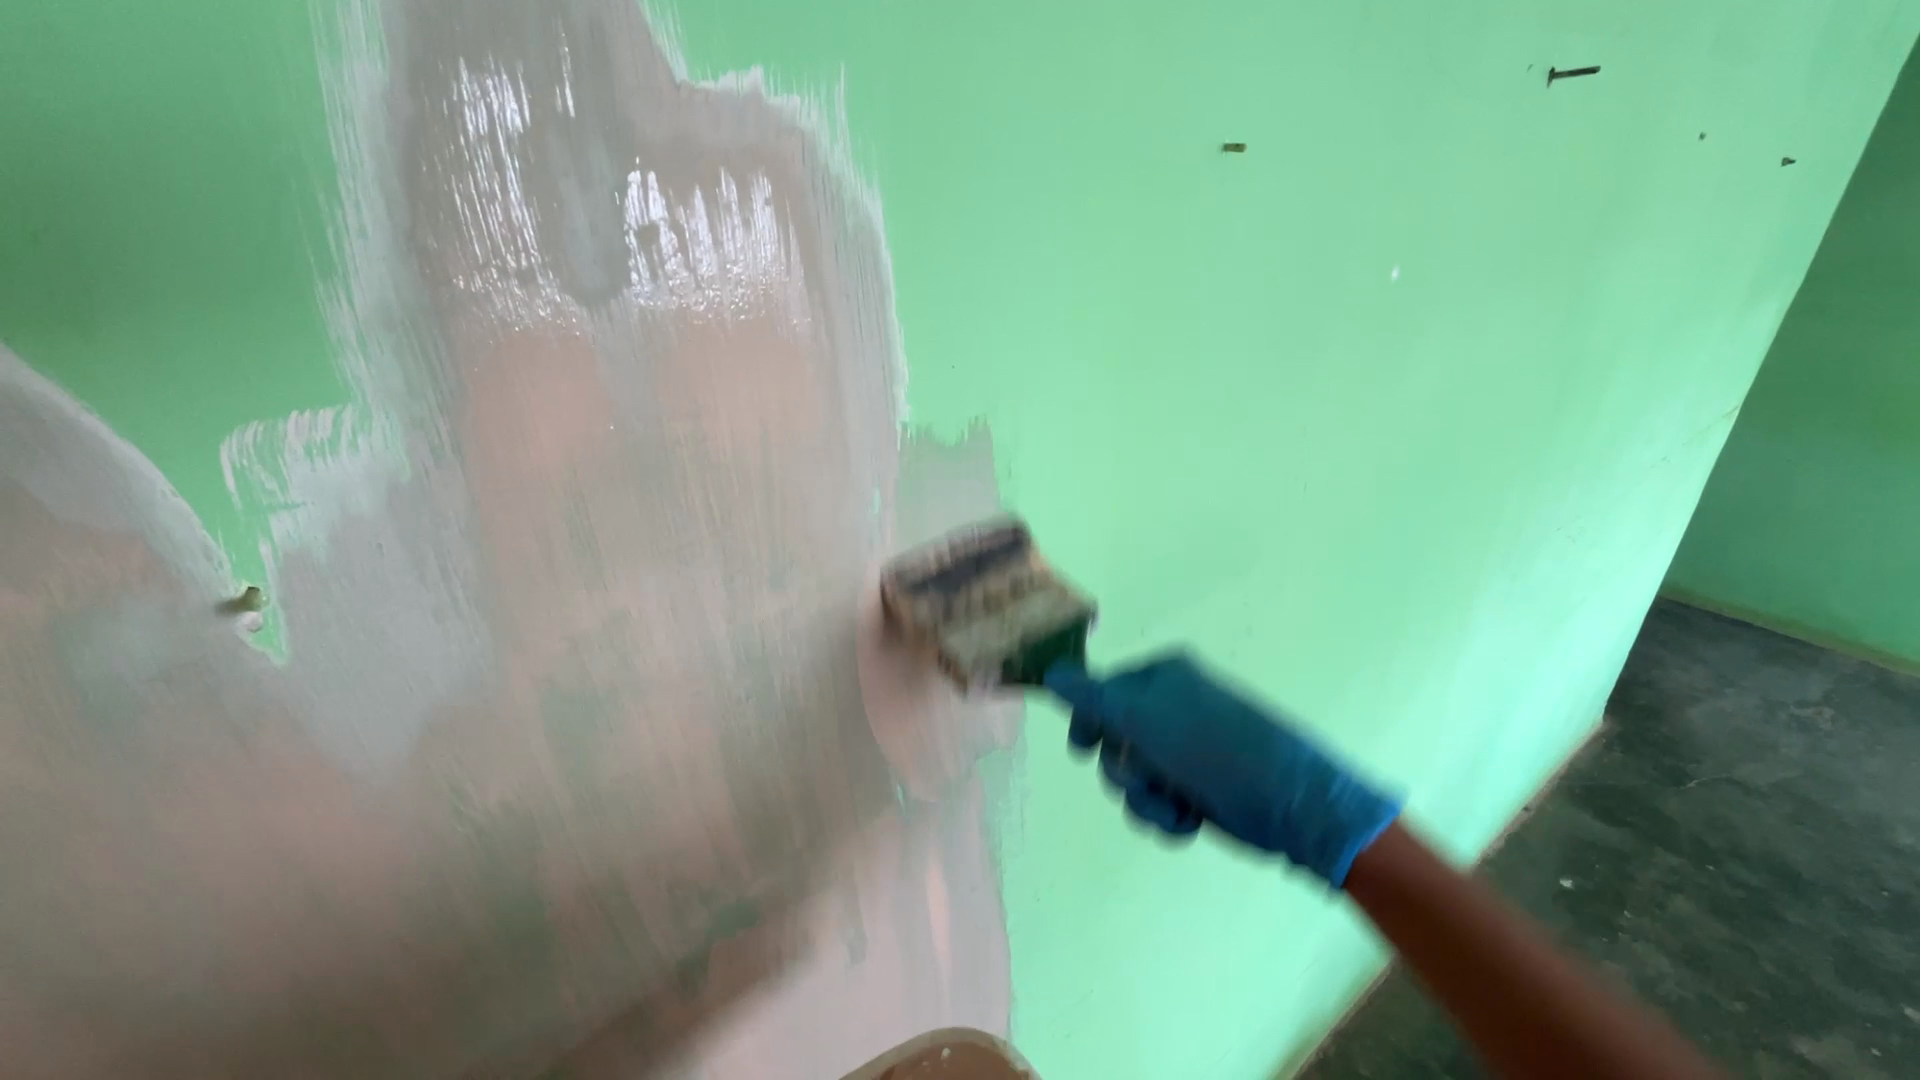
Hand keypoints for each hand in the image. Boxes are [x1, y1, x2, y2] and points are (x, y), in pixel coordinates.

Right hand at [1044, 654, 1400, 887]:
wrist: (1296, 806)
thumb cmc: (1218, 751)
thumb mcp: (1149, 720)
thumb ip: (1094, 698)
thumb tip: (1050, 673)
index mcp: (1162, 677)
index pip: (1101, 691)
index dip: (1088, 722)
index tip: (1083, 746)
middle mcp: (1171, 707)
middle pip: (1112, 739)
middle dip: (1123, 770)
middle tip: (1146, 778)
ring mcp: (1185, 749)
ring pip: (1132, 777)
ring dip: (1146, 800)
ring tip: (1176, 807)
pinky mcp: (1197, 786)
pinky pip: (1156, 801)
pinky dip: (1165, 815)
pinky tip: (1188, 820)